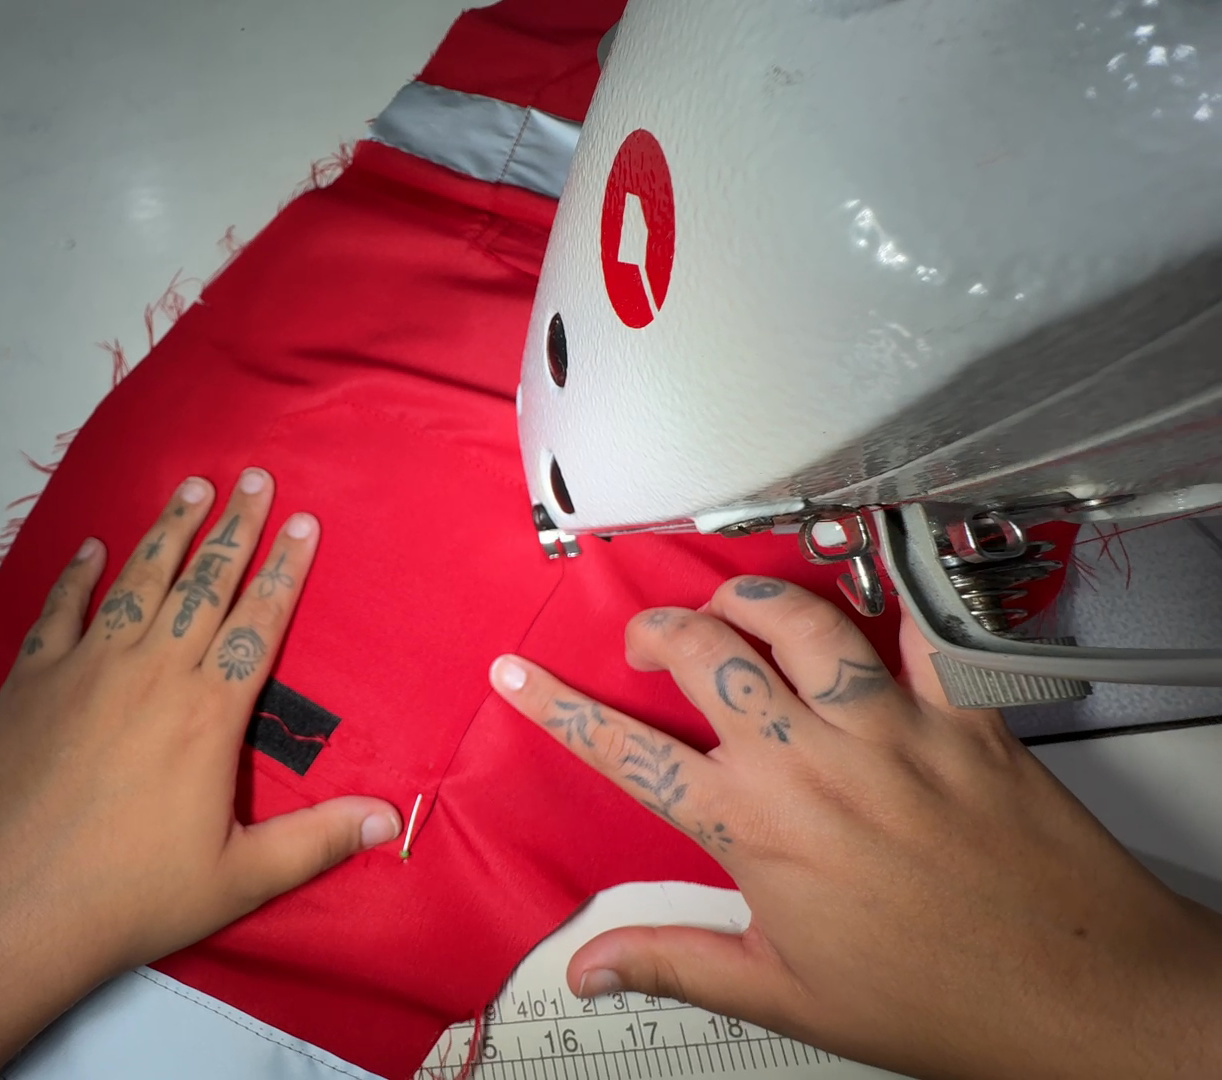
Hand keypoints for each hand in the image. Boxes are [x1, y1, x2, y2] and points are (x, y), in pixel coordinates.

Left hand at [0, 469, 400, 1070]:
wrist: (13, 902)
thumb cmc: (133, 891)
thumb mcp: (241, 876)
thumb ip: (317, 840)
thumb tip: (389, 816)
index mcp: (209, 710)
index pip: (259, 621)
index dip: (285, 569)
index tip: (302, 522)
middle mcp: (153, 670)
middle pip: (204, 583)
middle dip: (235, 527)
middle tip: (253, 477)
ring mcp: (89, 666)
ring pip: (139, 580)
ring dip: (168, 530)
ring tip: (191, 486)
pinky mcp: (34, 677)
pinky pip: (59, 610)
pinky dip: (77, 575)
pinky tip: (91, 545)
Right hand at [490, 577, 1221, 1079]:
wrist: (1104, 1015)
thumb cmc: (940, 1003)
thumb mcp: (783, 994)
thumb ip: (670, 964)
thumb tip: (589, 969)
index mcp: (751, 826)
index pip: (621, 750)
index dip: (554, 706)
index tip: (517, 674)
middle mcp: (805, 763)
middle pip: (698, 652)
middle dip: (653, 632)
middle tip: (648, 646)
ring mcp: (884, 732)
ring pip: (793, 620)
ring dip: (744, 600)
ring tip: (728, 609)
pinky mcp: (960, 720)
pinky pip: (917, 633)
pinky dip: (887, 604)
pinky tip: (859, 602)